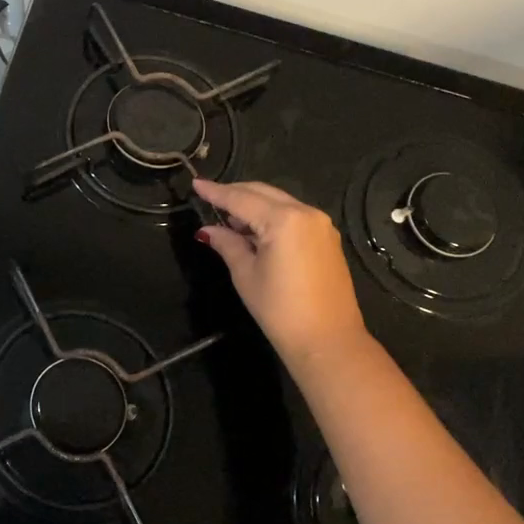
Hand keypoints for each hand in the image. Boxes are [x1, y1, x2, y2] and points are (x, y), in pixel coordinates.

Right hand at [192, 179, 368, 365]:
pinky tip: (255, 230)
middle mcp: (306, 213)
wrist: (328, 340)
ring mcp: (321, 225)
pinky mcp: (328, 238)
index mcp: (284, 220)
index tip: (196, 183)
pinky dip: (272, 216)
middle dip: (236, 194)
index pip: (241, 199)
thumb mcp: (246, 275)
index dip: (216, 192)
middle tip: (210, 197)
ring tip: (229, 218)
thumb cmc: (280, 310)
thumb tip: (208, 230)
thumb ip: (227, 244)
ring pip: (280, 202)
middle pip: (263, 193)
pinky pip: (294, 216)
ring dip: (254, 205)